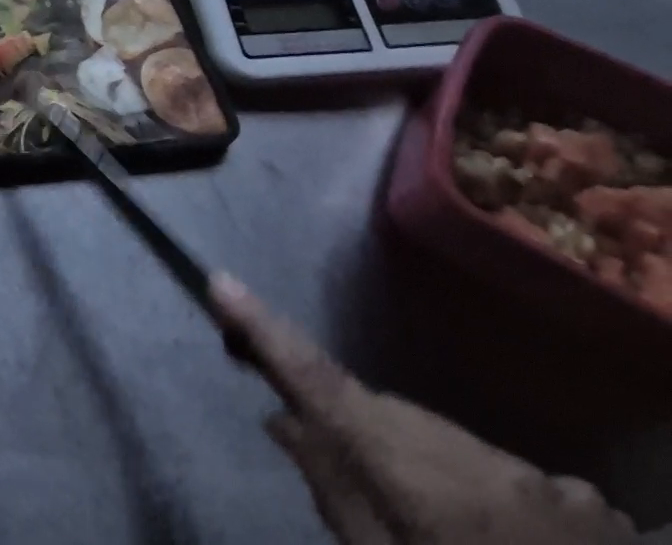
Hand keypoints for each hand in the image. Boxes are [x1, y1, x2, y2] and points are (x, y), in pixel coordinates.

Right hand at [210, 275, 637, 544]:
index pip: (315, 378)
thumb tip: (283, 419)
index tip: (221, 281)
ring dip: (416, 461)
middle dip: (351, 424)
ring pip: (439, 441)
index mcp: (398, 461)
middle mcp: (457, 446)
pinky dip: (479, 492)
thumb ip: (331, 486)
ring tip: (427, 520)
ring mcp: (527, 470)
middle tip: (337, 465)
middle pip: (379, 412)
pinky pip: (500, 474)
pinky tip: (491, 535)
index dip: (265, 330)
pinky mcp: (579, 497)